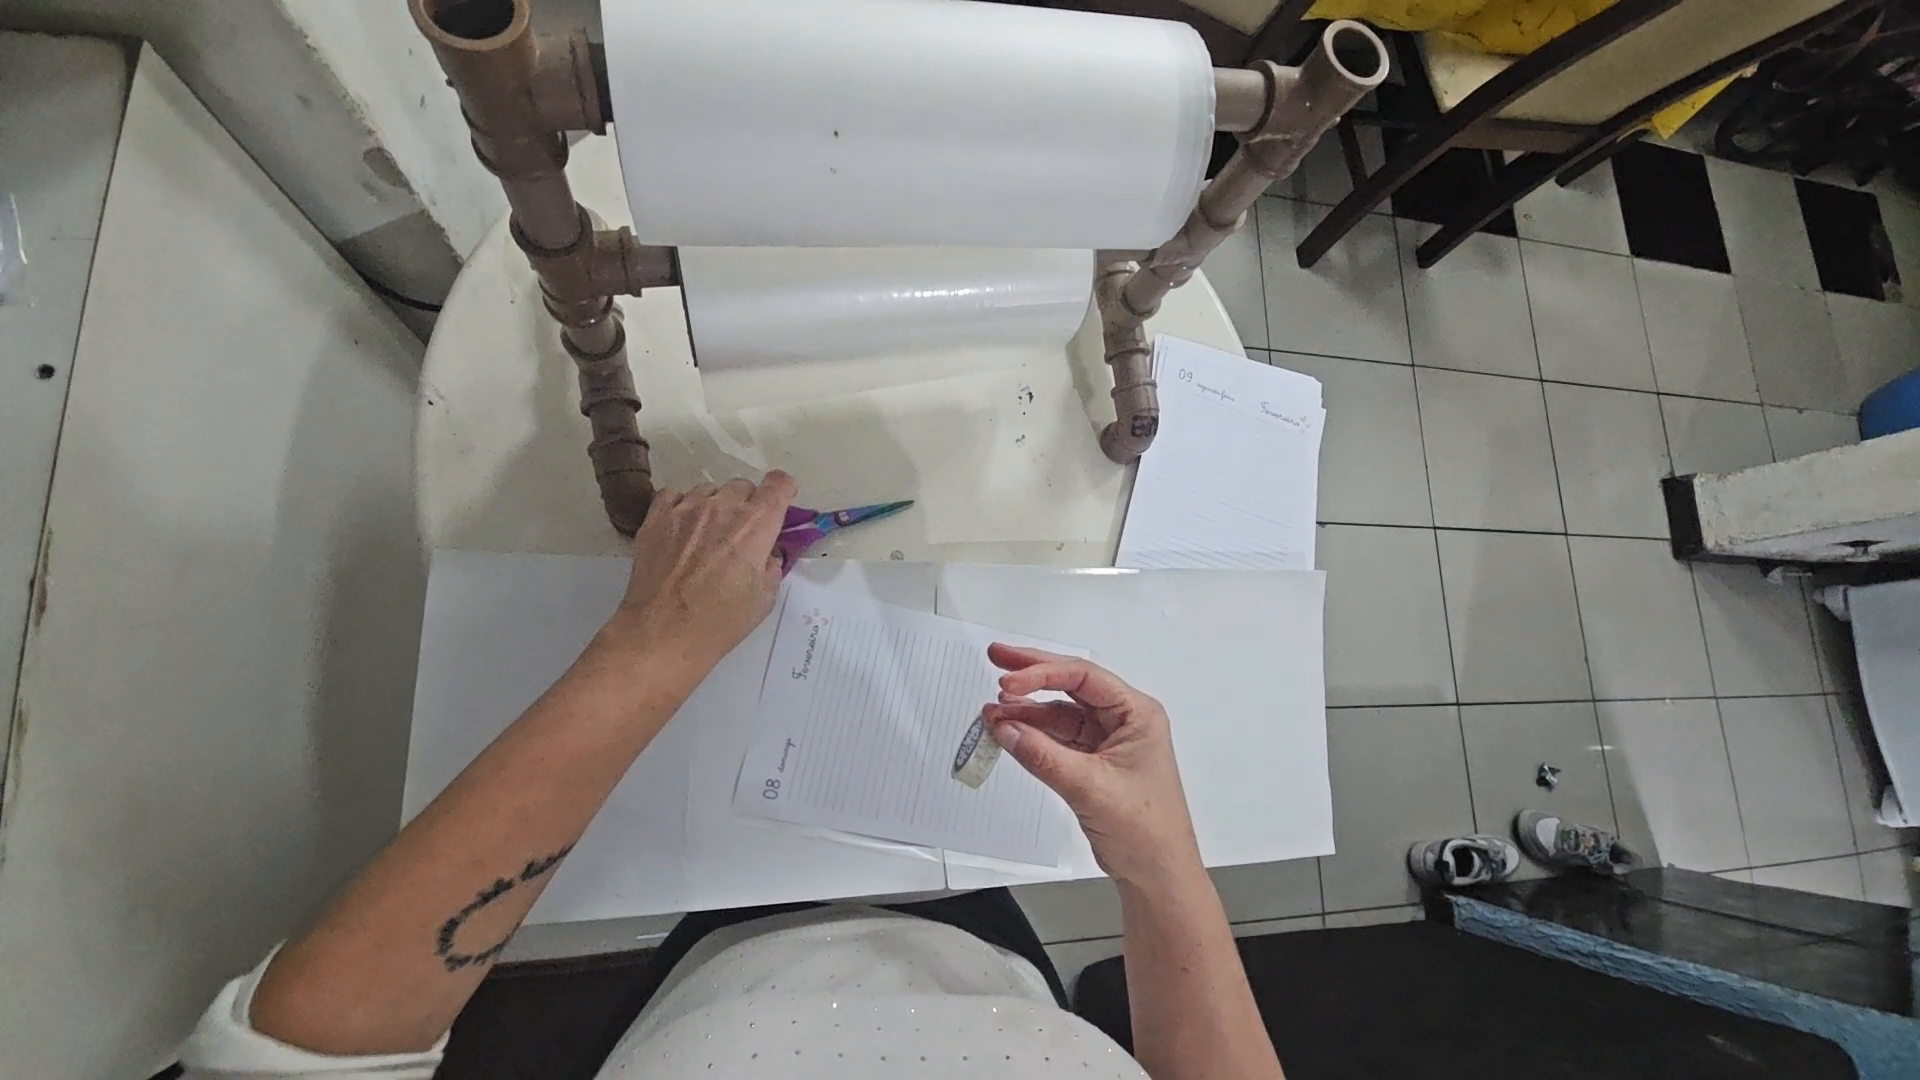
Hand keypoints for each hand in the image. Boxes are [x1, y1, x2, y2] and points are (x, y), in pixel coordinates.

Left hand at [606, 472, 797, 675]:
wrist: (664, 632)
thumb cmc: (721, 620)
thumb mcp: (764, 598)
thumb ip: (771, 565)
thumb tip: (765, 553)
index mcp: (757, 524)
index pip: (779, 484)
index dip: (783, 491)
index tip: (780, 505)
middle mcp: (723, 507)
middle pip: (743, 486)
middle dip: (748, 504)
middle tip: (742, 532)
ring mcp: (686, 508)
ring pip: (709, 490)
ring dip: (715, 506)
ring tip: (708, 534)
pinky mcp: (656, 517)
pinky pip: (675, 495)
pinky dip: (683, 505)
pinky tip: (682, 528)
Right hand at [984, 644, 1200, 886]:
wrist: (1158, 877)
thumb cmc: (1145, 831)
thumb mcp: (1090, 787)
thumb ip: (1043, 755)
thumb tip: (1004, 728)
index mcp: (1137, 713)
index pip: (1083, 677)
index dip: (1042, 674)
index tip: (1008, 681)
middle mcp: (1123, 719)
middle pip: (1071, 684)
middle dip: (1032, 674)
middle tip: (997, 658)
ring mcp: (1107, 739)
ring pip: (1060, 712)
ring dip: (1026, 710)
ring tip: (992, 710)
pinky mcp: (1092, 760)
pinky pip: (1057, 736)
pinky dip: (1032, 733)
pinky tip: (1008, 730)